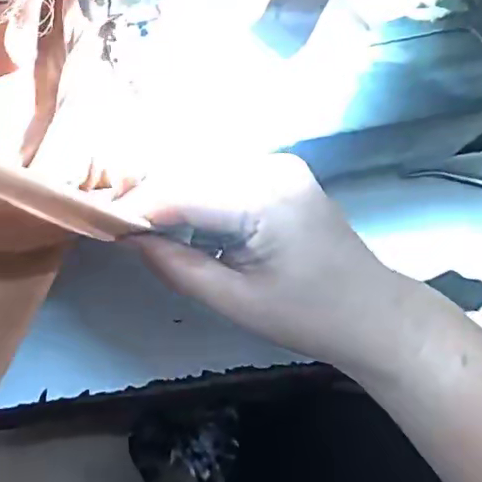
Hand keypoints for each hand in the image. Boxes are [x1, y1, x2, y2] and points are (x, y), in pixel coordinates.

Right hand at [125, 153, 444, 377]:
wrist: (379, 316)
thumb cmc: (310, 317)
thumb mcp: (235, 302)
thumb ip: (174, 265)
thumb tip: (126, 236)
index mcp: (266, 198)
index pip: (181, 192)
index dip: (136, 206)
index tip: (101, 222)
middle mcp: (269, 166)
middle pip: (185, 173)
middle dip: (147, 197)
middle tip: (115, 222)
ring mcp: (275, 163)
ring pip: (197, 169)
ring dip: (166, 193)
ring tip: (139, 221)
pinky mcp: (274, 169)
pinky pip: (216, 174)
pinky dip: (190, 193)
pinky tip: (178, 216)